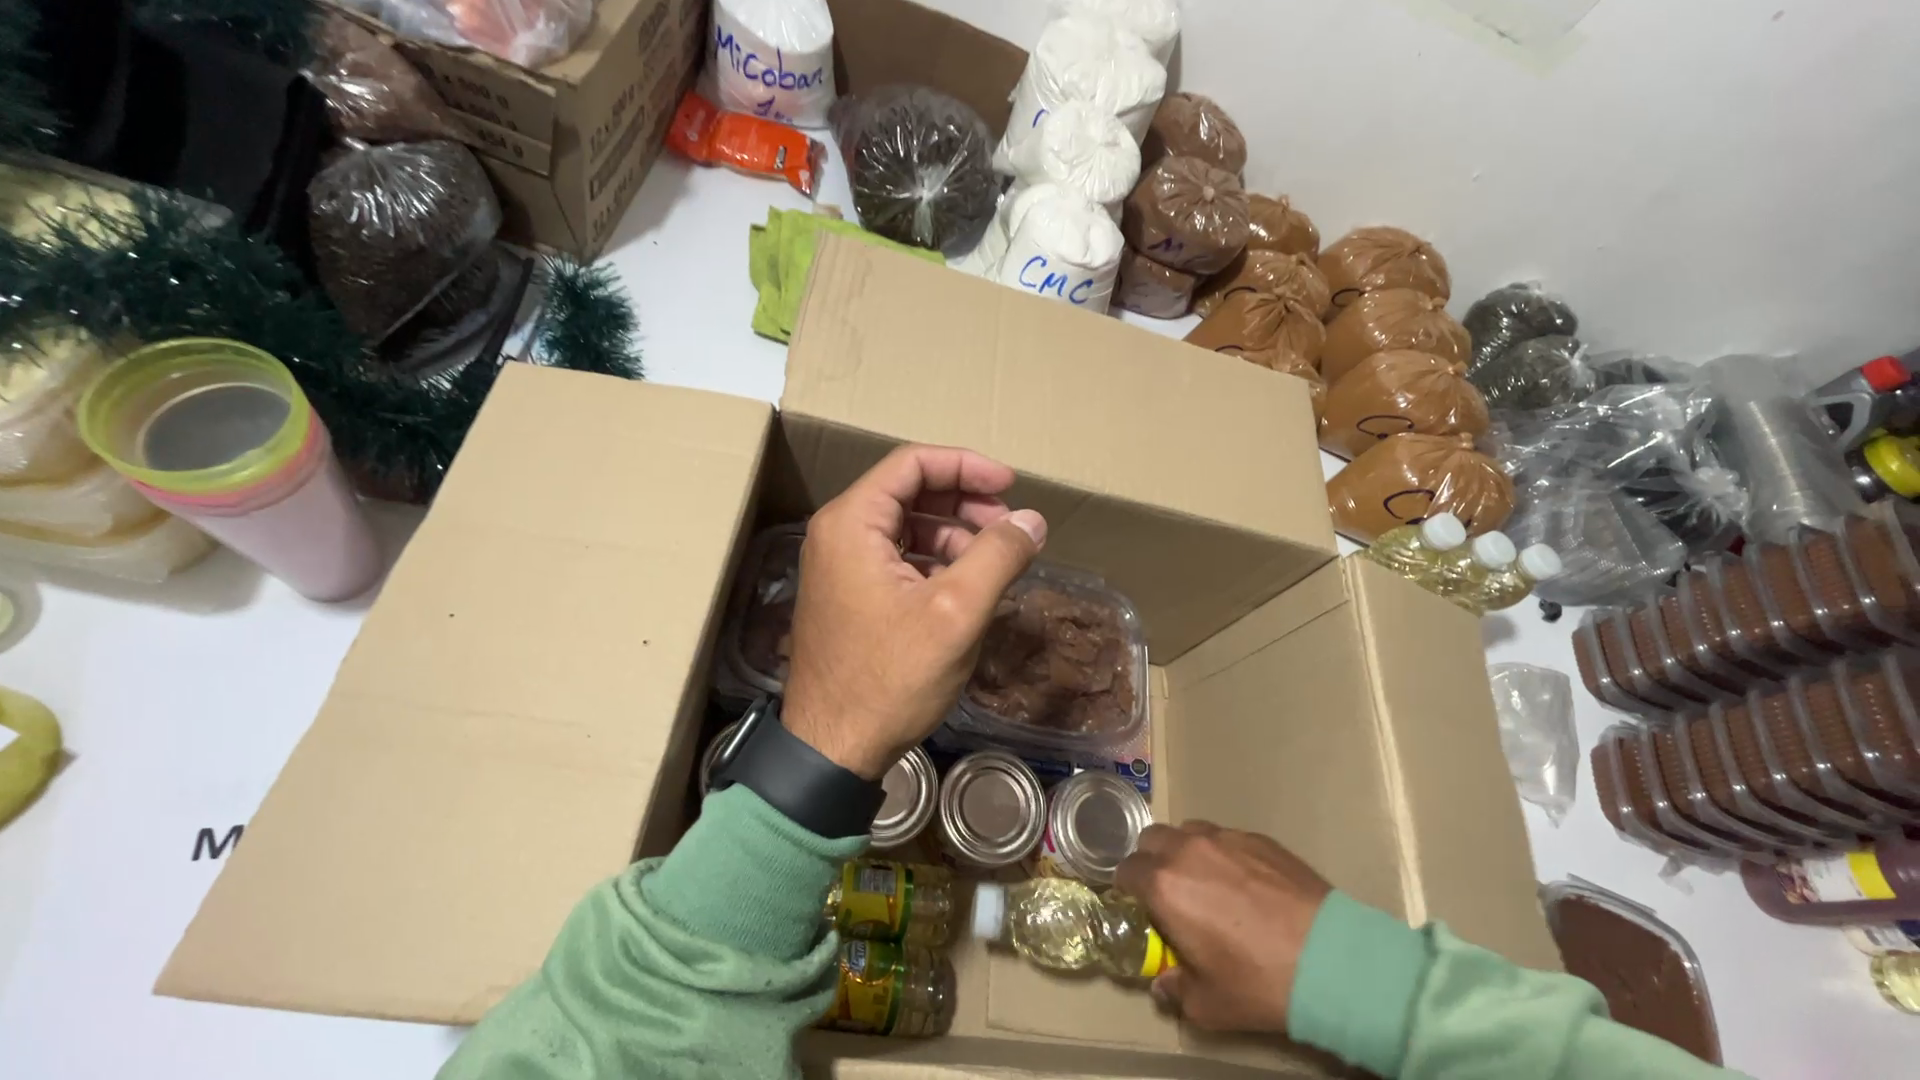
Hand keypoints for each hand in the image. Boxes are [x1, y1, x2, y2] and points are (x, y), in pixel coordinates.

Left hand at [783, 444, 1046, 779]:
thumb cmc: (891, 677)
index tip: (1010, 485)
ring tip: (995, 562)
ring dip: (954, 534)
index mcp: (852, 523)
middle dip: (965, 502)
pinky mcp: (849, 596)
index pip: (912, 464)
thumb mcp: (956, 613)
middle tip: (1009, 528)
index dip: (967, 466)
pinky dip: (936, 562)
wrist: (832, 748)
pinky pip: (897, 559)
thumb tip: (1033, 519)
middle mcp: (839, 534)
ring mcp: (840, 566)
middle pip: (909, 491)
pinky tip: (967, 586)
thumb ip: (998, 555)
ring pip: (906, 527)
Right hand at [1115, 822, 1332, 1034]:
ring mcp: (1226, 839)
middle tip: (1170, 893)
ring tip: (1208, 882)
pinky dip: (1224, 854)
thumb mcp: (1207, 1004)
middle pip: (1152, 839)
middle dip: (1152, 861)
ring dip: (1186, 851)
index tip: (1140, 908)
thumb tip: (1165, 982)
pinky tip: (1246, 884)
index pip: (1125, 871)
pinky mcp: (1260, 839)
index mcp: (1164, 886)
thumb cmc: (1260, 983)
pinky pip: (1227, 838)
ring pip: (1189, 831)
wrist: (1332, 960)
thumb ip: (1175, 989)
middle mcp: (1188, 851)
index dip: (1128, 889)